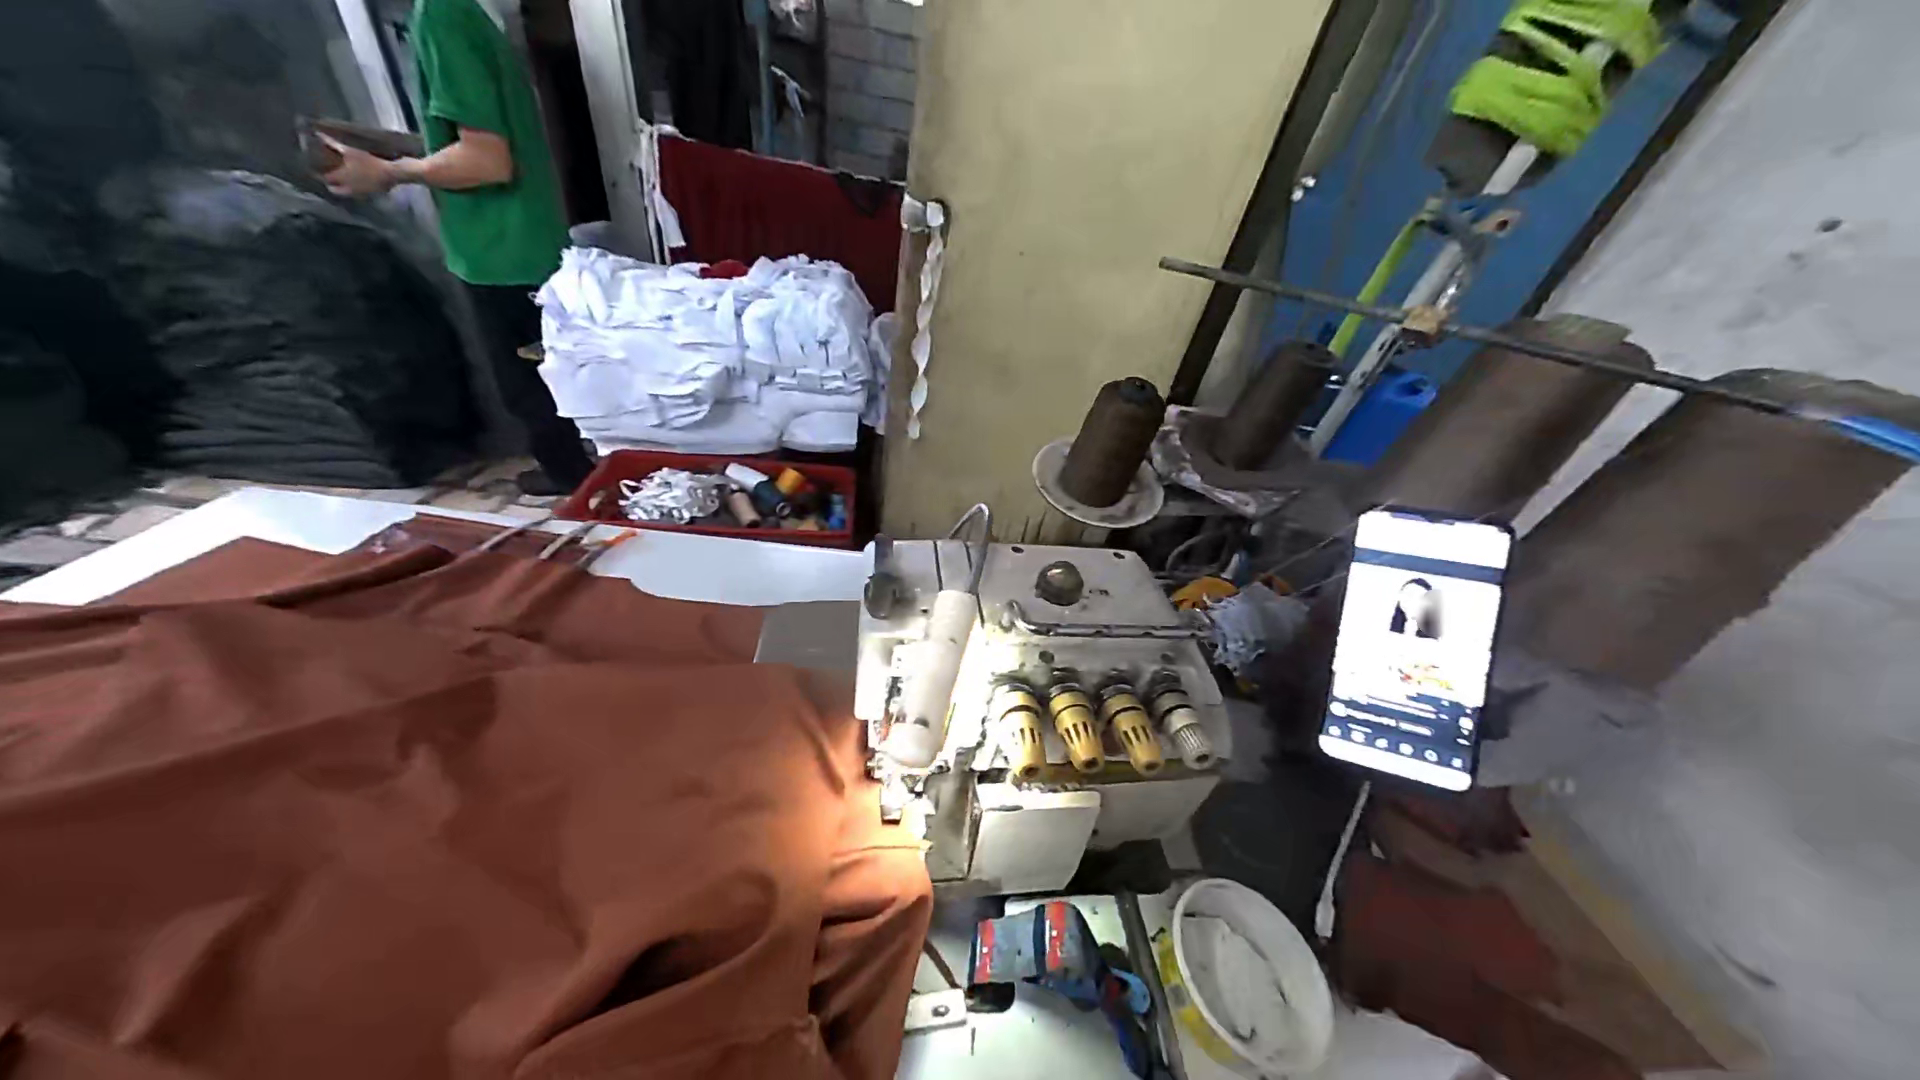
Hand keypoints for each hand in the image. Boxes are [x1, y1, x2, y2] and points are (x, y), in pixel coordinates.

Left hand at [320, 135, 397, 196]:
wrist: (392, 173)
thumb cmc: (369, 162)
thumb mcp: (350, 151)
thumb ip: (333, 144)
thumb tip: (318, 134)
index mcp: (341, 177)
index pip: (325, 178)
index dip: (319, 174)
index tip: (315, 170)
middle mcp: (349, 187)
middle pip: (336, 191)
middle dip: (331, 186)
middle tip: (328, 179)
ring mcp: (361, 192)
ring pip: (347, 194)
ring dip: (343, 189)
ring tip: (341, 182)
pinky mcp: (372, 193)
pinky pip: (359, 194)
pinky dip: (354, 190)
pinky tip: (356, 184)